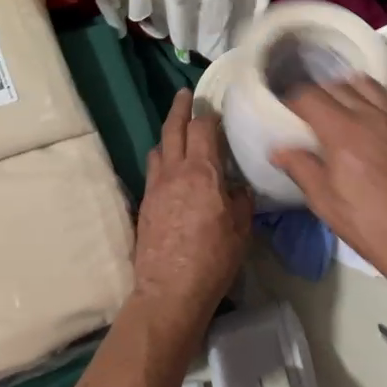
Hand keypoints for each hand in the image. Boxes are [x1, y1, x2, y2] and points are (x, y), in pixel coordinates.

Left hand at [132, 90, 252, 326]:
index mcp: (202, 173)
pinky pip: (153, 170)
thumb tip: (237, 187)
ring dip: (168, 135)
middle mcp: (175, 172)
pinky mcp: (145, 204)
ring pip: (159, 148)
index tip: (213, 105)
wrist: (169, 291)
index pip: (203, 129)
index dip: (208, 114)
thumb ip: (241, 200)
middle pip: (173, 129)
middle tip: (184, 95)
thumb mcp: (241, 230)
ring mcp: (155, 187)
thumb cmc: (213, 260)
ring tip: (178, 132)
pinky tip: (170, 169)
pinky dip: (162, 159)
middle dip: (179, 108)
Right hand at [272, 69, 386, 275]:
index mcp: (339, 131)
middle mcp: (367, 115)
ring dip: (349, 86)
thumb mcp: (323, 200)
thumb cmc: (365, 221)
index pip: (308, 97)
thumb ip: (300, 167)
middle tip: (308, 110)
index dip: (292, 100)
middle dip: (317, 93)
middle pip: (336, 87)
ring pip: (367, 85)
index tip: (285, 110)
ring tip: (340, 97)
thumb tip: (279, 149)